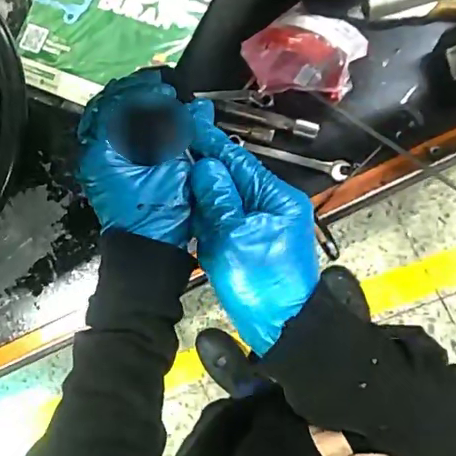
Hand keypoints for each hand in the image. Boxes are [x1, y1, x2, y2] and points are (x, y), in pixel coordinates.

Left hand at [75, 71, 213, 246]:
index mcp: (104, 147)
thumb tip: (196, 108)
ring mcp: (97, 161)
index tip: (168, 89)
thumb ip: (183, 132)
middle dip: (137, 94)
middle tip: (161, 91)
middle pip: (109, 105)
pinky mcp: (106, 171)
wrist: (146, 250)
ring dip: (133, 108)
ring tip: (157, 105)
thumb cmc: (158, 215)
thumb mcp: (175, 167)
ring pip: (109, 120)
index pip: (120, 100)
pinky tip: (150, 126)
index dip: (146, 88)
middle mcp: (93, 151)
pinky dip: (130, 127)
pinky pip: (113, 138)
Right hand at [188, 128, 319, 354]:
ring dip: (201, 191)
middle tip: (173, 147)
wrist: (282, 331)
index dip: (210, 142)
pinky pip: (223, 221)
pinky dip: (206, 215)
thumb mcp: (236, 236)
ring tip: (175, 174)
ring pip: (224, 198)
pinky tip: (189, 209)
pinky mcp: (248, 244)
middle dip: (202, 165)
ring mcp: (259, 226)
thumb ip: (218, 199)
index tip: (187, 124)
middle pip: (230, 176)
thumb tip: (205, 166)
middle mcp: (270, 206)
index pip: (237, 159)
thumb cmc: (266, 286)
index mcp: (275, 197)